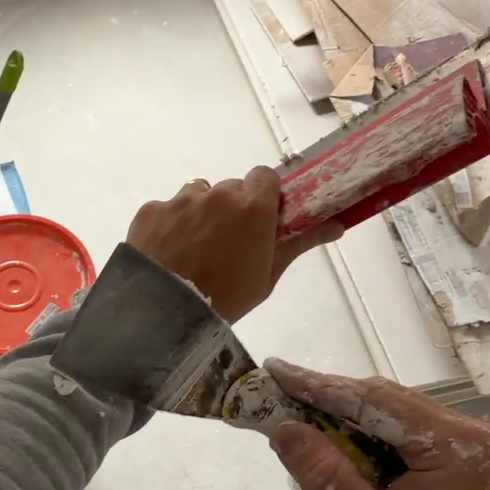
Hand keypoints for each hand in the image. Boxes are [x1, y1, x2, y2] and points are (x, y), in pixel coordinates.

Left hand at [125, 168, 341, 321]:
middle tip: (223, 242)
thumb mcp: (267, 275)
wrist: (165, 312)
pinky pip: (165, 209)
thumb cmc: (225, 299)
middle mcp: (217, 195)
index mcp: (253, 207)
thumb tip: (338, 225)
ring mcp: (180, 201)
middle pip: (229, 188)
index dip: (262, 195)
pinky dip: (167, 225)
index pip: (264, 176)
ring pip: (196, 195)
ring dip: (198, 213)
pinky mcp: (151, 211)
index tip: (258, 217)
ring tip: (191, 248)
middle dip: (229, 208)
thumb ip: (299, 243)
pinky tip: (165, 252)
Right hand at [263, 360, 489, 489]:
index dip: (316, 385)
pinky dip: (365, 438)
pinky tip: (337, 448)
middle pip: (383, 401)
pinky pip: (403, 437)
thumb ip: (328, 479)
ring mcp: (468, 448)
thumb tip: (282, 430)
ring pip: (392, 416)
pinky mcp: (461, 464)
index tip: (272, 370)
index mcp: (453, 446)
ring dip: (344, 419)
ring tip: (296, 420)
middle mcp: (467, 434)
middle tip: (274, 396)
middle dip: (326, 398)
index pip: (372, 401)